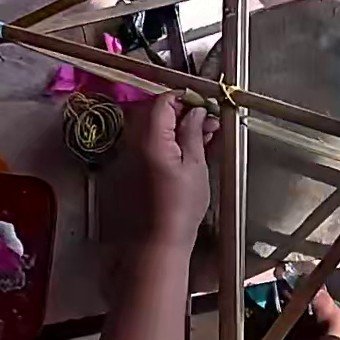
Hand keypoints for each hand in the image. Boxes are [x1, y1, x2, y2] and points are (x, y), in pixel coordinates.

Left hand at [108, 92, 217, 248]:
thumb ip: (194, 133)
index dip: (183, 99)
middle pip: (155, 114)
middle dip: (182, 112)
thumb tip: (196, 112)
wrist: (157, 240)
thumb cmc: (181, 206)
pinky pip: (150, 145)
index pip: (161, 103)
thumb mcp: (195, 166)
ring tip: (204, 136)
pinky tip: (189, 151)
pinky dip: (168, 142)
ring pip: (153, 130)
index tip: (203, 103)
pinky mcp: (132, 170)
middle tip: (209, 121)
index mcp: (150, 140)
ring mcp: (130, 157)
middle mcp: (134, 144)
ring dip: (177, 127)